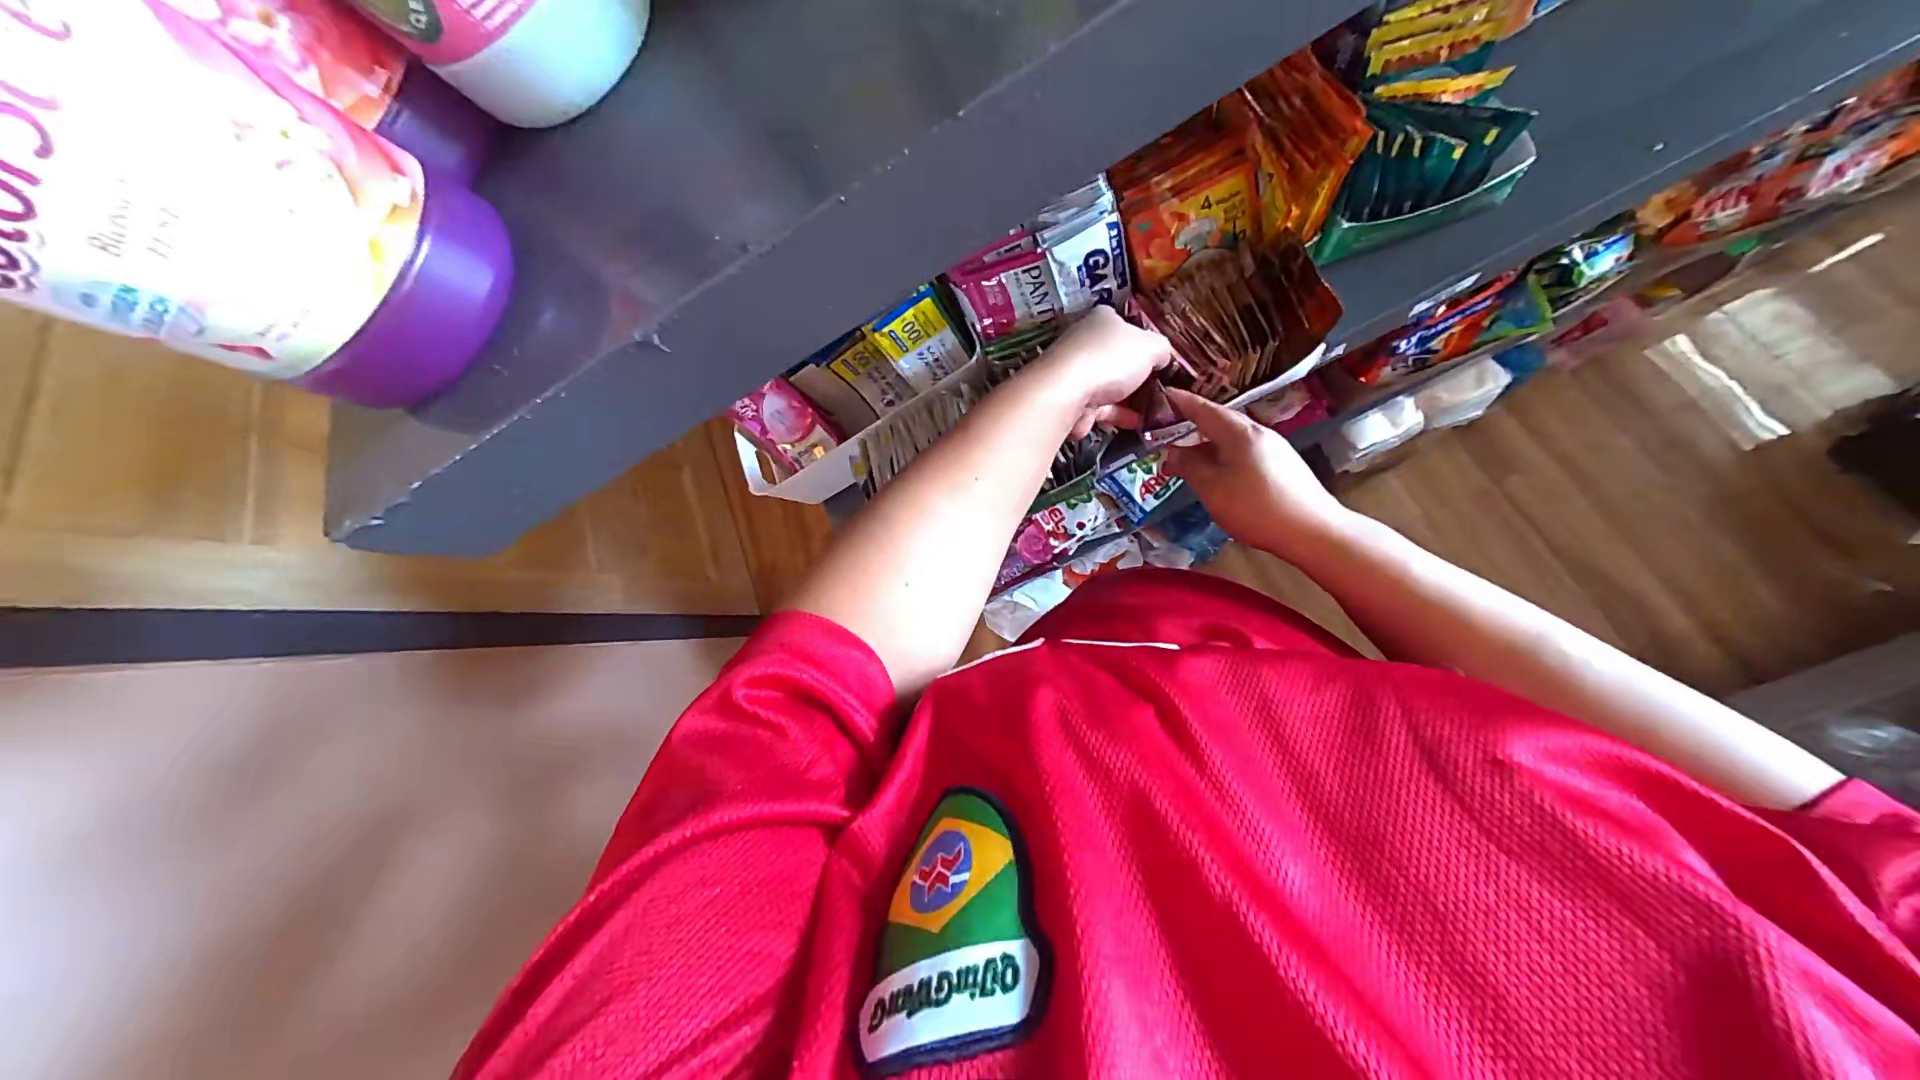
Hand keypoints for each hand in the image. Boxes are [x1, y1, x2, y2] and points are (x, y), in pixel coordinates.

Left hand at [1028, 305, 1171, 438]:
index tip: (1159, 360)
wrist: (1067, 393)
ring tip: (1155, 411)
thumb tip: (1162, 357)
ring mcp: (1075, 372)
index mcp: (1103, 318)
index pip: (1126, 325)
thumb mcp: (1151, 347)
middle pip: (1117, 358)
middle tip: (1160, 389)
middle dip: (1138, 376)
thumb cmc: (1110, 359)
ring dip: (1130, 400)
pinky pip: (1100, 408)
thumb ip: (1162, 350)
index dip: (1144, 342)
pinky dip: (1117, 415)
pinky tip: (1137, 423)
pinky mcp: (1071, 400)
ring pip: (1109, 386)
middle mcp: (1085, 341)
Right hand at [1162, 386, 1355, 559]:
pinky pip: (1244, 449)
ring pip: (1232, 436)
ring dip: (1208, 440)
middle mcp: (1258, 432)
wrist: (1312, 530)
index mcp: (1239, 433)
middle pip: (1220, 419)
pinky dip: (1223, 452)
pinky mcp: (1281, 464)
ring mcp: (1273, 447)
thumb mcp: (1213, 489)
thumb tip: (1171, 451)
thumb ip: (1189, 466)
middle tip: (1168, 425)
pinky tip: (1216, 468)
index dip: (1181, 402)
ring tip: (1186, 450)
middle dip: (1193, 420)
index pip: (1204, 409)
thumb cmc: (1256, 507)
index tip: (1162, 394)